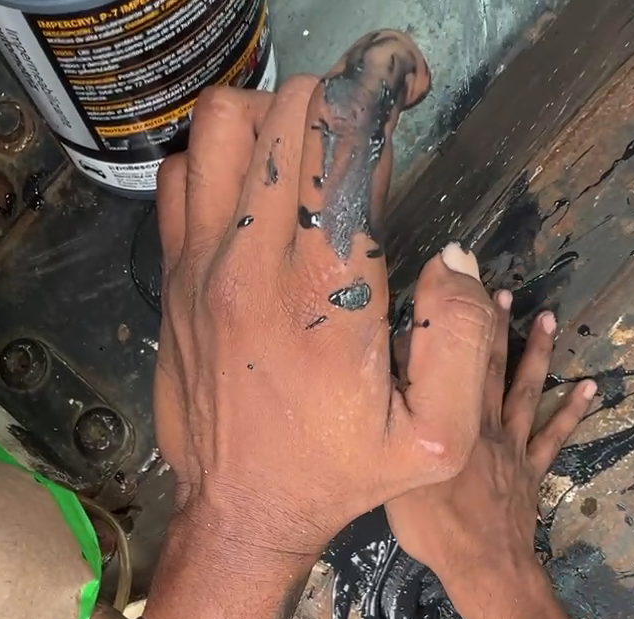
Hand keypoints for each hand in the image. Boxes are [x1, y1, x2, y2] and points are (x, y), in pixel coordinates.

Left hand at [153, 32, 502, 566]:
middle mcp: (254, 263)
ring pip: (221, 128)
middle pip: (286, 114)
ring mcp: (201, 268)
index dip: (379, 92)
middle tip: (359, 137)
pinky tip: (248, 199)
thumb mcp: (435, 439)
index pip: (343, 138)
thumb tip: (452, 258)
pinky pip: (181, 178)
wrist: (242, 510)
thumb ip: (462, 340)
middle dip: (335, 103)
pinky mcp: (172, 282)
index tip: (400, 93)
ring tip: (302, 161)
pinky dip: (216, 164)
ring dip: (269, 122)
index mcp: (327, 292)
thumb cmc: (335, 476)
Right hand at [386, 301, 597, 582]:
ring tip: (549, 319)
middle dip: (497, 329)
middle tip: (503, 292)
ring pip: (528, 392)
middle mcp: (486, 427)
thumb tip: (396, 396)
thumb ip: (402, 436)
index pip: (457, 368)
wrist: (481, 564)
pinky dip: (572, 410)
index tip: (461, 294)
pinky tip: (588, 387)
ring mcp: (514, 448)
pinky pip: (554, 436)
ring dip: (538, 355)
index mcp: (454, 427)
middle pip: (493, 370)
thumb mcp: (399, 478)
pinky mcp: (531, 471)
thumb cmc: (433, 526)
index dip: (460, 330)